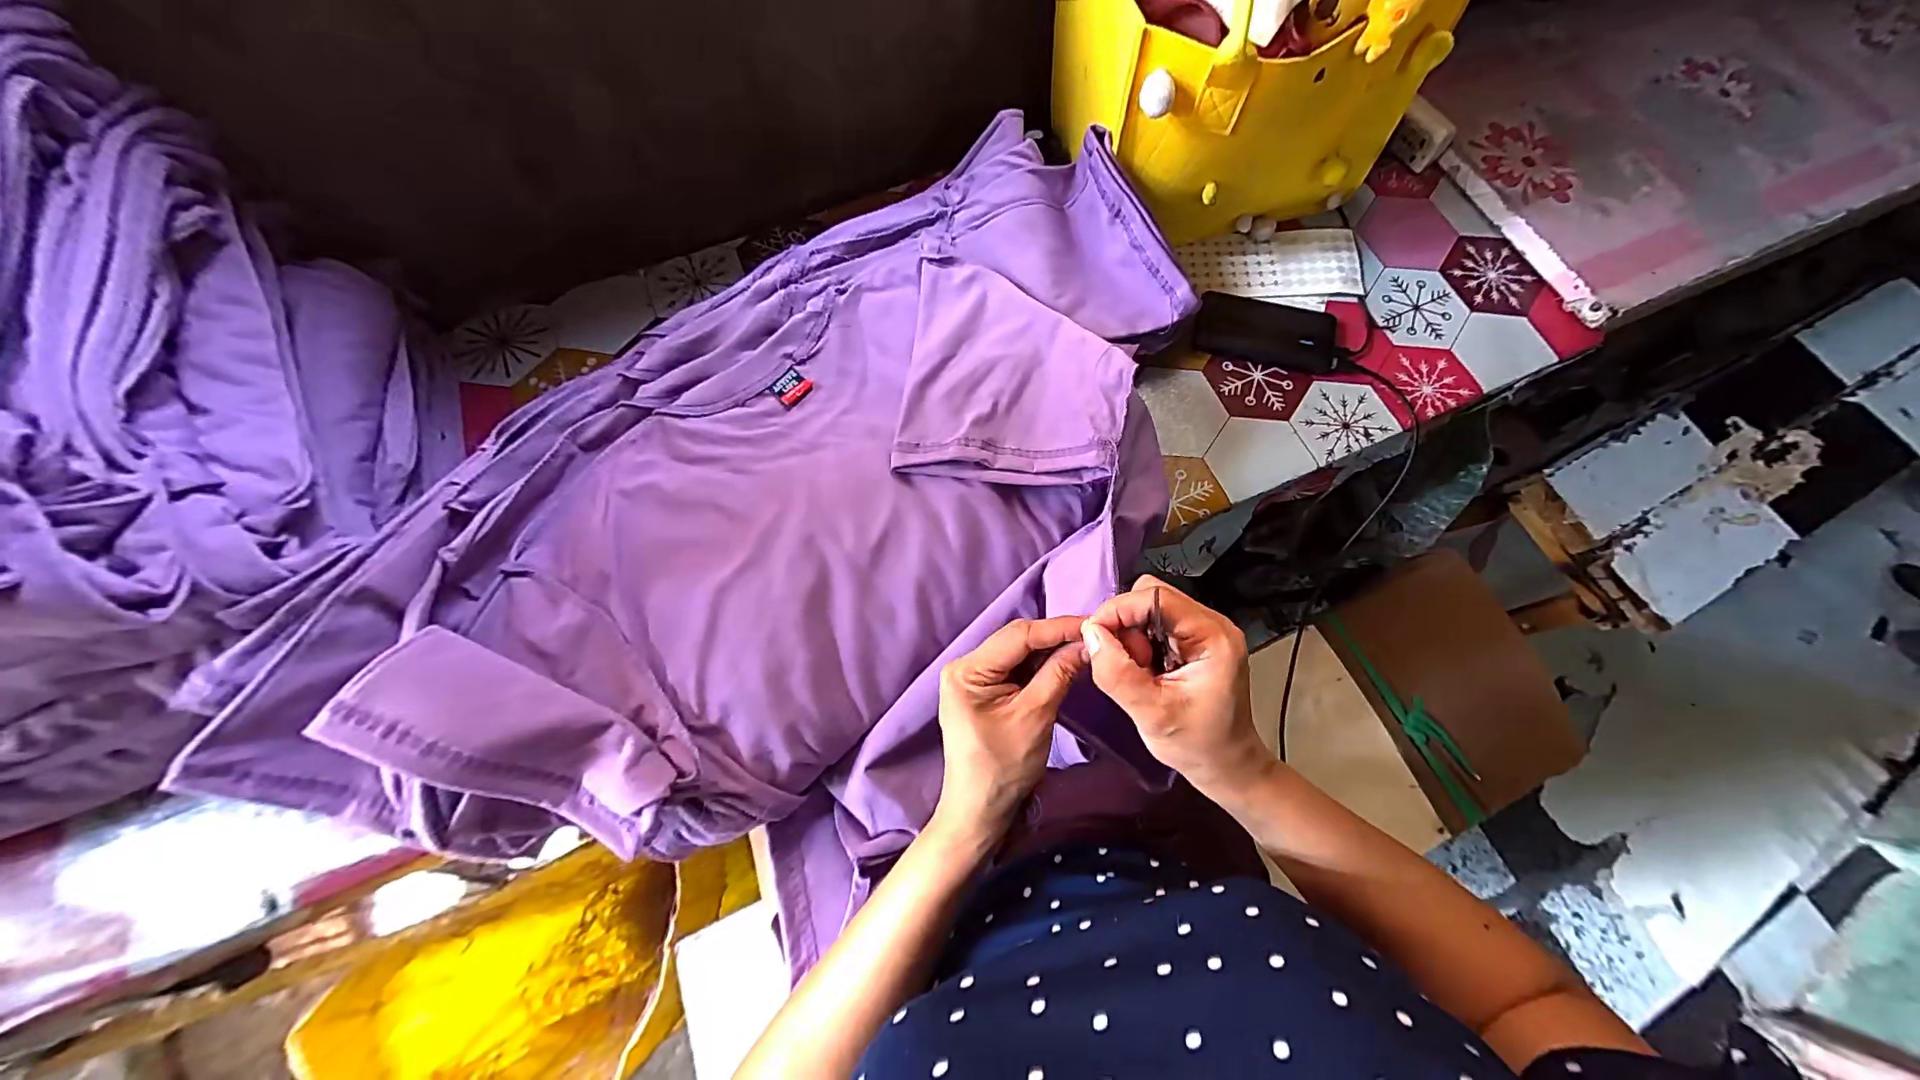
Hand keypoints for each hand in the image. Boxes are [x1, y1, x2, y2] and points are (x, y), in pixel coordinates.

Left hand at [930, 616, 1089, 848]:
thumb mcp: (1034, 717)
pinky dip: (1041, 666)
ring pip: (1019, 653)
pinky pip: (1016, 668)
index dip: (1057, 628)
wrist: (979, 811)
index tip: (1093, 624)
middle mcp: (965, 666)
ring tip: (1086, 646)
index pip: (1018, 636)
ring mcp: (973, 678)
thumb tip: (1087, 643)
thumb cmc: (1002, 769)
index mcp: (967, 670)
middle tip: (1095, 635)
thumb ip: (1058, 674)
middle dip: (1056, 637)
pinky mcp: (984, 690)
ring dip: (1051, 650)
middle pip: (1017, 640)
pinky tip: (1066, 662)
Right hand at [1081, 576, 1272, 798]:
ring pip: (1148, 608)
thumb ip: (1117, 673)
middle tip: (1123, 661)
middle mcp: (1211, 625)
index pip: (1156, 597)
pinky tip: (1143, 670)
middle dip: (1125, 623)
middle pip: (1151, 596)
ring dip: (1130, 634)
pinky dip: (1137, 642)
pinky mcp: (1191, 641)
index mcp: (1214, 636)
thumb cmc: (1199, 745)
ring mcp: (1202, 631)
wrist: (1225, 766)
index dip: (1118, 610)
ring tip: (1138, 671)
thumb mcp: (1151, 714)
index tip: (1093, 634)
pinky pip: (1152, 624)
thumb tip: (1091, 634)